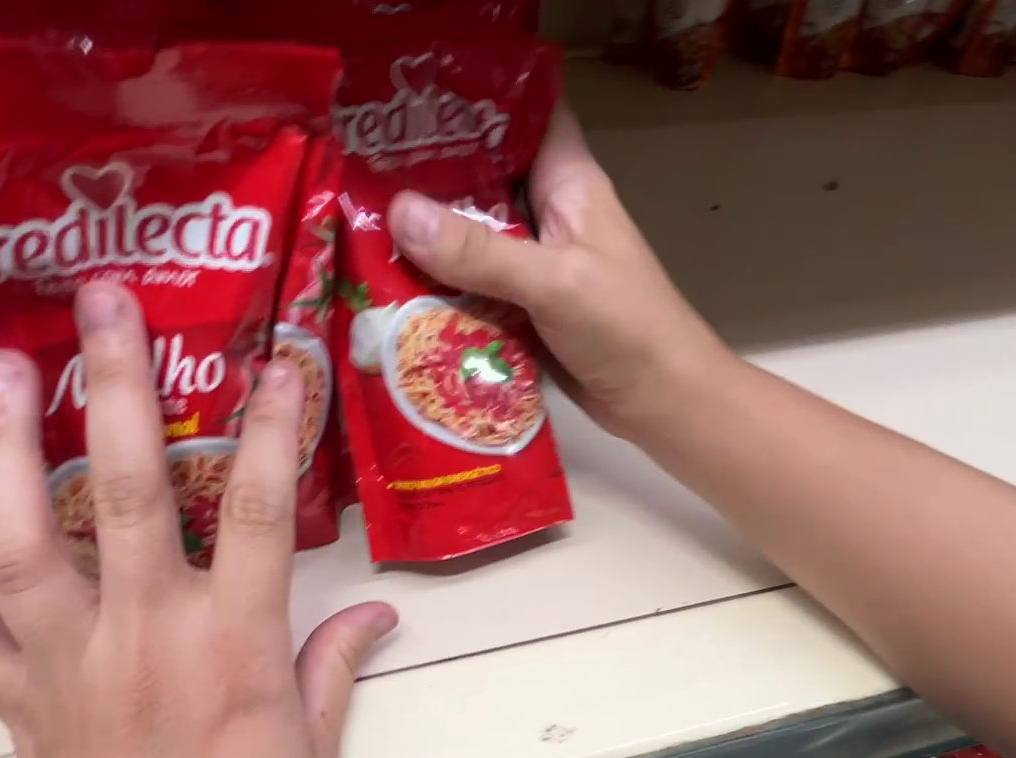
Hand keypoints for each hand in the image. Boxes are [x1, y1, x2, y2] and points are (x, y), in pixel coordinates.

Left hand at [0, 283, 396, 757]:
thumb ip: (335, 669)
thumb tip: (379, 610)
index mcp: (233, 651)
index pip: (263, 511)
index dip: (276, 426)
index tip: (282, 358)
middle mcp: (143, 636)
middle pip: (128, 489)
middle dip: (119, 383)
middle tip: (105, 300)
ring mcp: (64, 665)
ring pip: (20, 536)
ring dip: (7, 445)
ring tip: (6, 370)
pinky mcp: (12, 704)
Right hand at [386, 102, 732, 438]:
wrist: (659, 402)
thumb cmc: (625, 327)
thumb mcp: (553, 282)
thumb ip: (479, 252)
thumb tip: (398, 213)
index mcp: (568, 183)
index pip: (526, 113)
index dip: (476, 97)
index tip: (411, 99)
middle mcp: (548, 216)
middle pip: (484, 178)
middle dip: (428, 175)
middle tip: (360, 171)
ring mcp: (534, 266)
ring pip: (471, 238)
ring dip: (426, 239)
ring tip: (356, 225)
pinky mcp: (522, 310)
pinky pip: (472, 288)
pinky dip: (439, 289)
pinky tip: (391, 288)